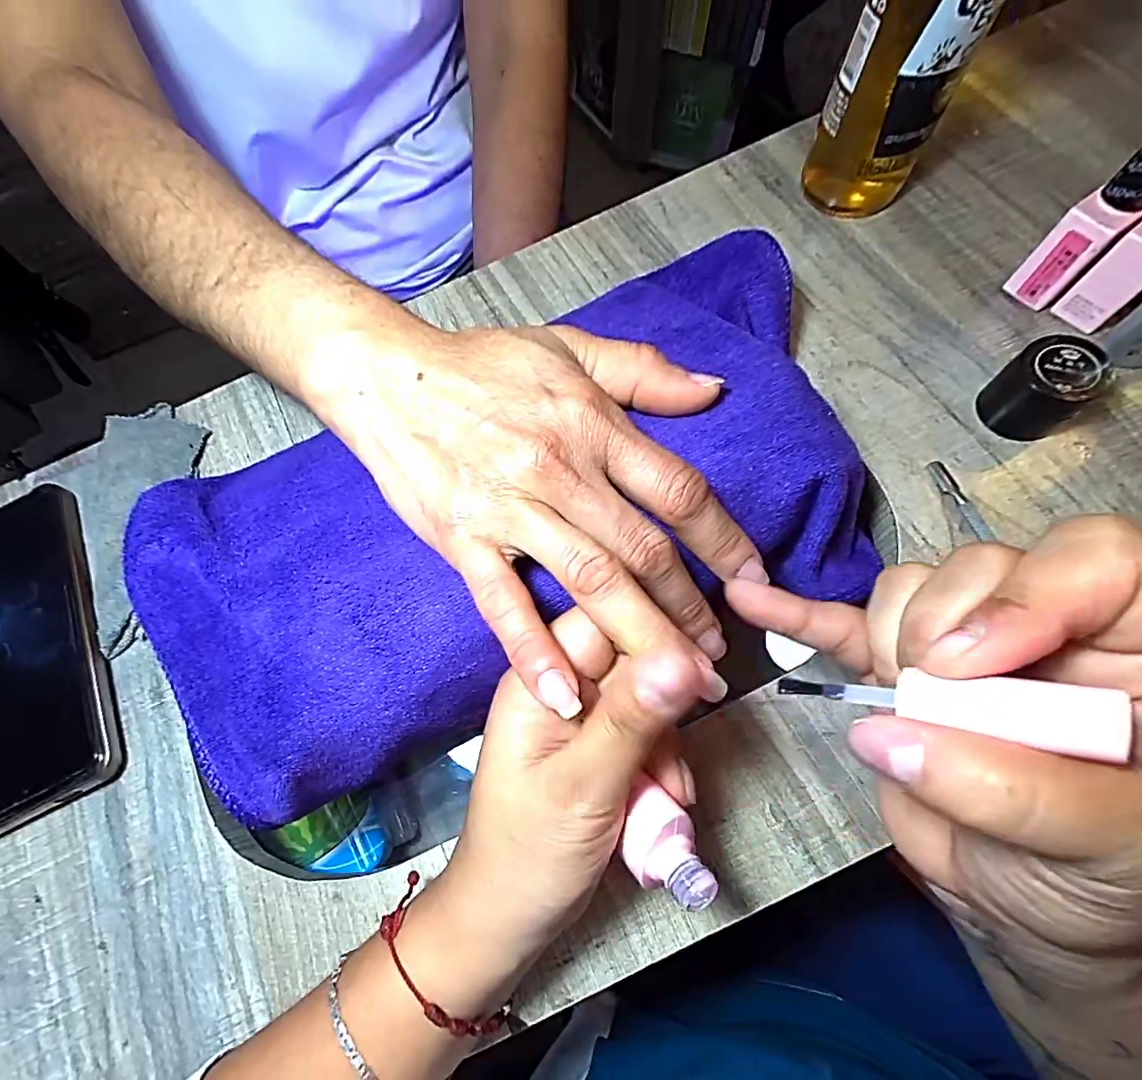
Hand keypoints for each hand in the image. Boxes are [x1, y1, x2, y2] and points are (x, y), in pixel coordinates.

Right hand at [314, 321, 760, 719]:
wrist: (390, 381)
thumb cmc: (476, 364)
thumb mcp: (565, 345)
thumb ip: (641, 368)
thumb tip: (711, 391)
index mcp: (590, 425)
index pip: (677, 491)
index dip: (724, 541)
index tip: (752, 581)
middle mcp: (558, 471)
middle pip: (642, 551)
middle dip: (689, 609)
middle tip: (718, 657)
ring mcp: (509, 510)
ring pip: (589, 582)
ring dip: (639, 636)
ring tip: (673, 682)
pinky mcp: (463, 540)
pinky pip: (503, 602)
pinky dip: (534, 650)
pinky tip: (563, 696)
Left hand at [415, 609, 708, 994]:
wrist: (509, 911)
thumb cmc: (531, 849)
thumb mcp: (585, 784)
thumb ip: (633, 719)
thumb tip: (681, 656)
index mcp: (536, 679)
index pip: (600, 622)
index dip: (654, 639)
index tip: (703, 678)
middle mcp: (554, 686)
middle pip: (629, 661)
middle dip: (665, 707)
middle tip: (681, 756)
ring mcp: (574, 718)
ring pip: (643, 703)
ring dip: (666, 747)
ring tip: (668, 798)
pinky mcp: (592, 747)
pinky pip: (641, 736)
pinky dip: (661, 767)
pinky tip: (664, 803)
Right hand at [724, 516, 1141, 986]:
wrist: (1024, 904)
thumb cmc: (1103, 879)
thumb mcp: (1116, 851)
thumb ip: (1019, 791)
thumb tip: (888, 734)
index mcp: (1141, 655)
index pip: (1102, 564)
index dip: (1033, 590)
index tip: (974, 662)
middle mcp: (1049, 632)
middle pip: (980, 568)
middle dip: (939, 624)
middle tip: (930, 693)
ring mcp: (958, 646)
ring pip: (905, 589)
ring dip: (884, 638)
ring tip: (899, 700)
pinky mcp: (887, 672)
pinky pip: (834, 626)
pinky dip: (793, 613)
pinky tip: (753, 601)